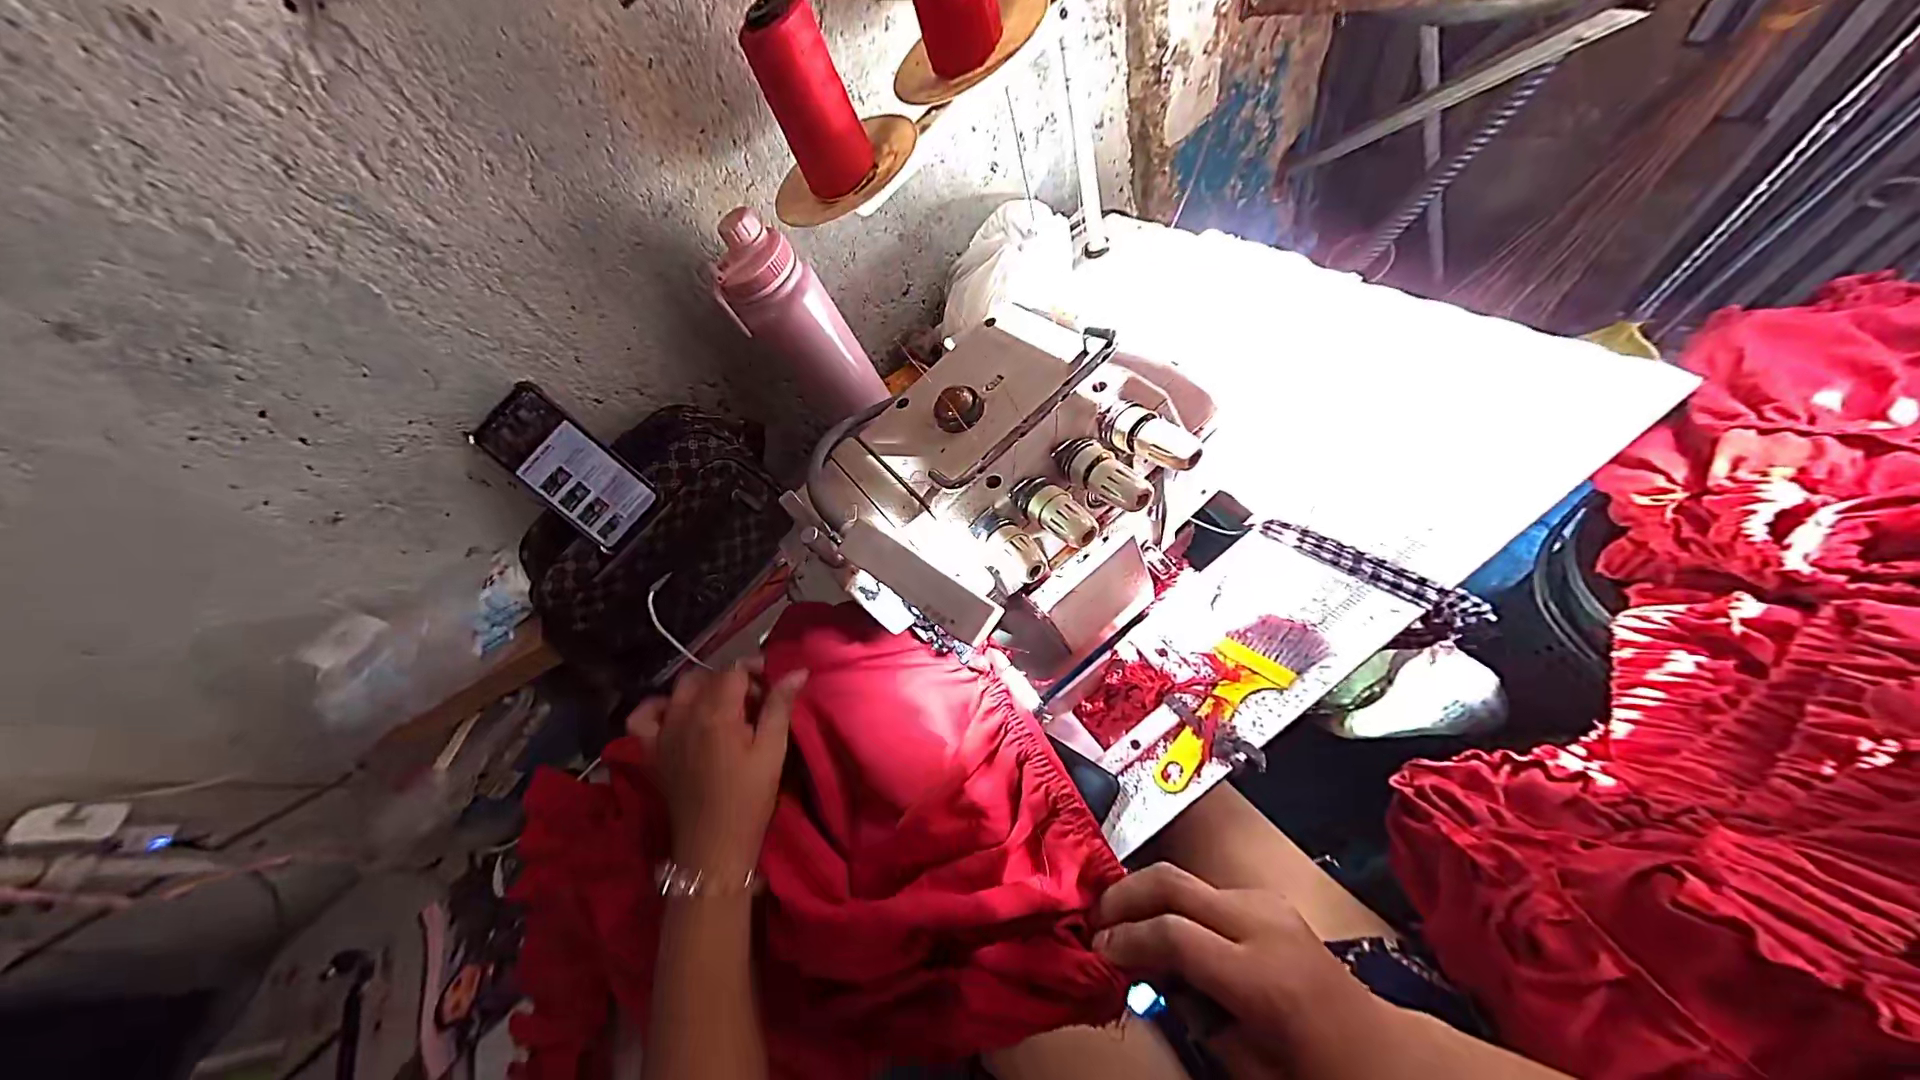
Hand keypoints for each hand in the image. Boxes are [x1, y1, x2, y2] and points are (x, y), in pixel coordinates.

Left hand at [626, 662, 808, 879]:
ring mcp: (663, 732)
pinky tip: (677, 716)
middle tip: (754, 703)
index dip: (756, 671)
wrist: (713, 847)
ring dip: (702, 689)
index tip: (773, 685)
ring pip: (679, 689)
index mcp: (716, 713)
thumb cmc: (749, 799)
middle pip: (708, 676)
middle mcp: (684, 715)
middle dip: (733, 680)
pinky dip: (659, 708)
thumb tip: (798, 671)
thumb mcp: (773, 751)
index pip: (734, 670)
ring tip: (722, 708)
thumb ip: (780, 706)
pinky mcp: (651, 750)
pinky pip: (643, 716)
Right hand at [1092, 863, 1383, 1072]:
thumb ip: (1191, 1013)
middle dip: (1123, 895)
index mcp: (1263, 978)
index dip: (1126, 939)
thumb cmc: (1320, 1074)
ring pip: (1181, 877)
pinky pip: (1202, 889)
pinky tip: (1158, 926)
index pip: (1173, 934)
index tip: (1098, 951)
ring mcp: (1265, 903)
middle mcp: (1262, 925)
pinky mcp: (1263, 898)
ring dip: (1142, 894)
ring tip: (1117, 923)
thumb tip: (1144, 973)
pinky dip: (1170, 901)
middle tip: (1095, 920)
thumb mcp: (1249, 1066)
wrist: (1381, 1051)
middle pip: (1171, 882)